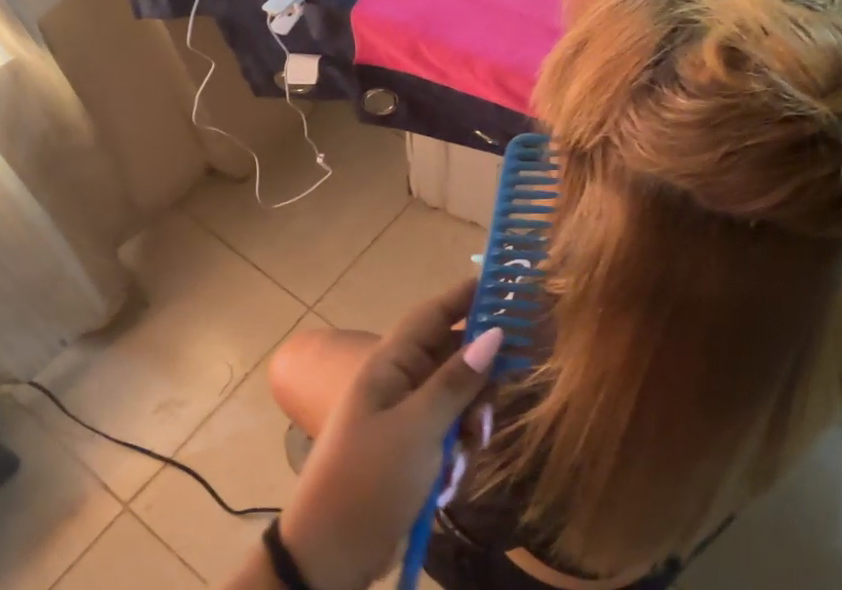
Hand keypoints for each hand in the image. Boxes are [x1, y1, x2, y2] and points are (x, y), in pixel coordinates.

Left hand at [278, 279, 500, 589]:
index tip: (511, 284)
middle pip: (456, 355)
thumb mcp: (418, 428)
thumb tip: (495, 333)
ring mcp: (407, 414)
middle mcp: (400, 381)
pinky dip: (461, 447)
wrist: (330, 556)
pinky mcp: (415, 446)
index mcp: (390, 364)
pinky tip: (455, 474)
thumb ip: (458, 381)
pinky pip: (453, 429)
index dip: (470, 295)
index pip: (435, 313)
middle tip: (496, 404)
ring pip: (460, 395)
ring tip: (471, 447)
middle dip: (481, 378)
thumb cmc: (368, 480)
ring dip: (472, 419)